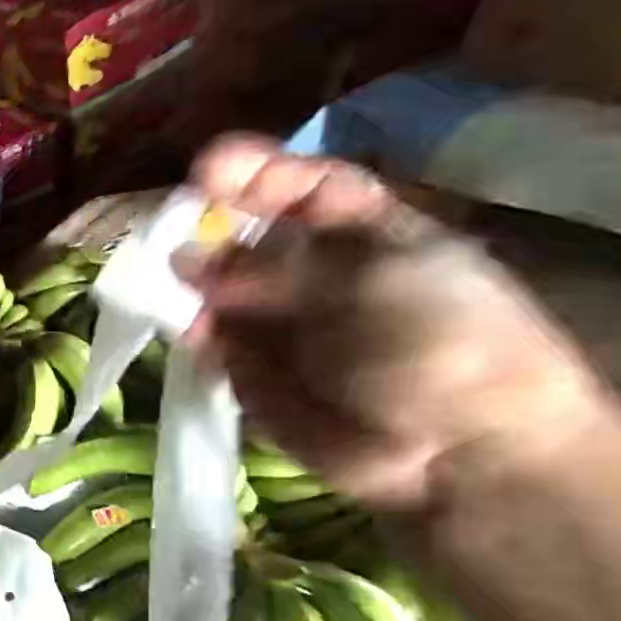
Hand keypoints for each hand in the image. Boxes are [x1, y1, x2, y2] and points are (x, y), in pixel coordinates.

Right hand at [177, 136, 607, 511]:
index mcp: (363, 234)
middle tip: (165, 228)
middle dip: (207, 230)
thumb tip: (187, 260)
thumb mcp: (368, 282)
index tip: (205, 168)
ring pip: (219, 294)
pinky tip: (185, 328)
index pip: (301, 189)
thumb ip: (272, 267)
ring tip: (163, 280)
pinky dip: (194, 335)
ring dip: (190, 285)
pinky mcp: (252, 376)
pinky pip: (213, 346)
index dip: (256, 174)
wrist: (457, 452)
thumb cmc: (439, 344)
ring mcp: (279, 328)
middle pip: (247, 240)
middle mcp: (314, 276)